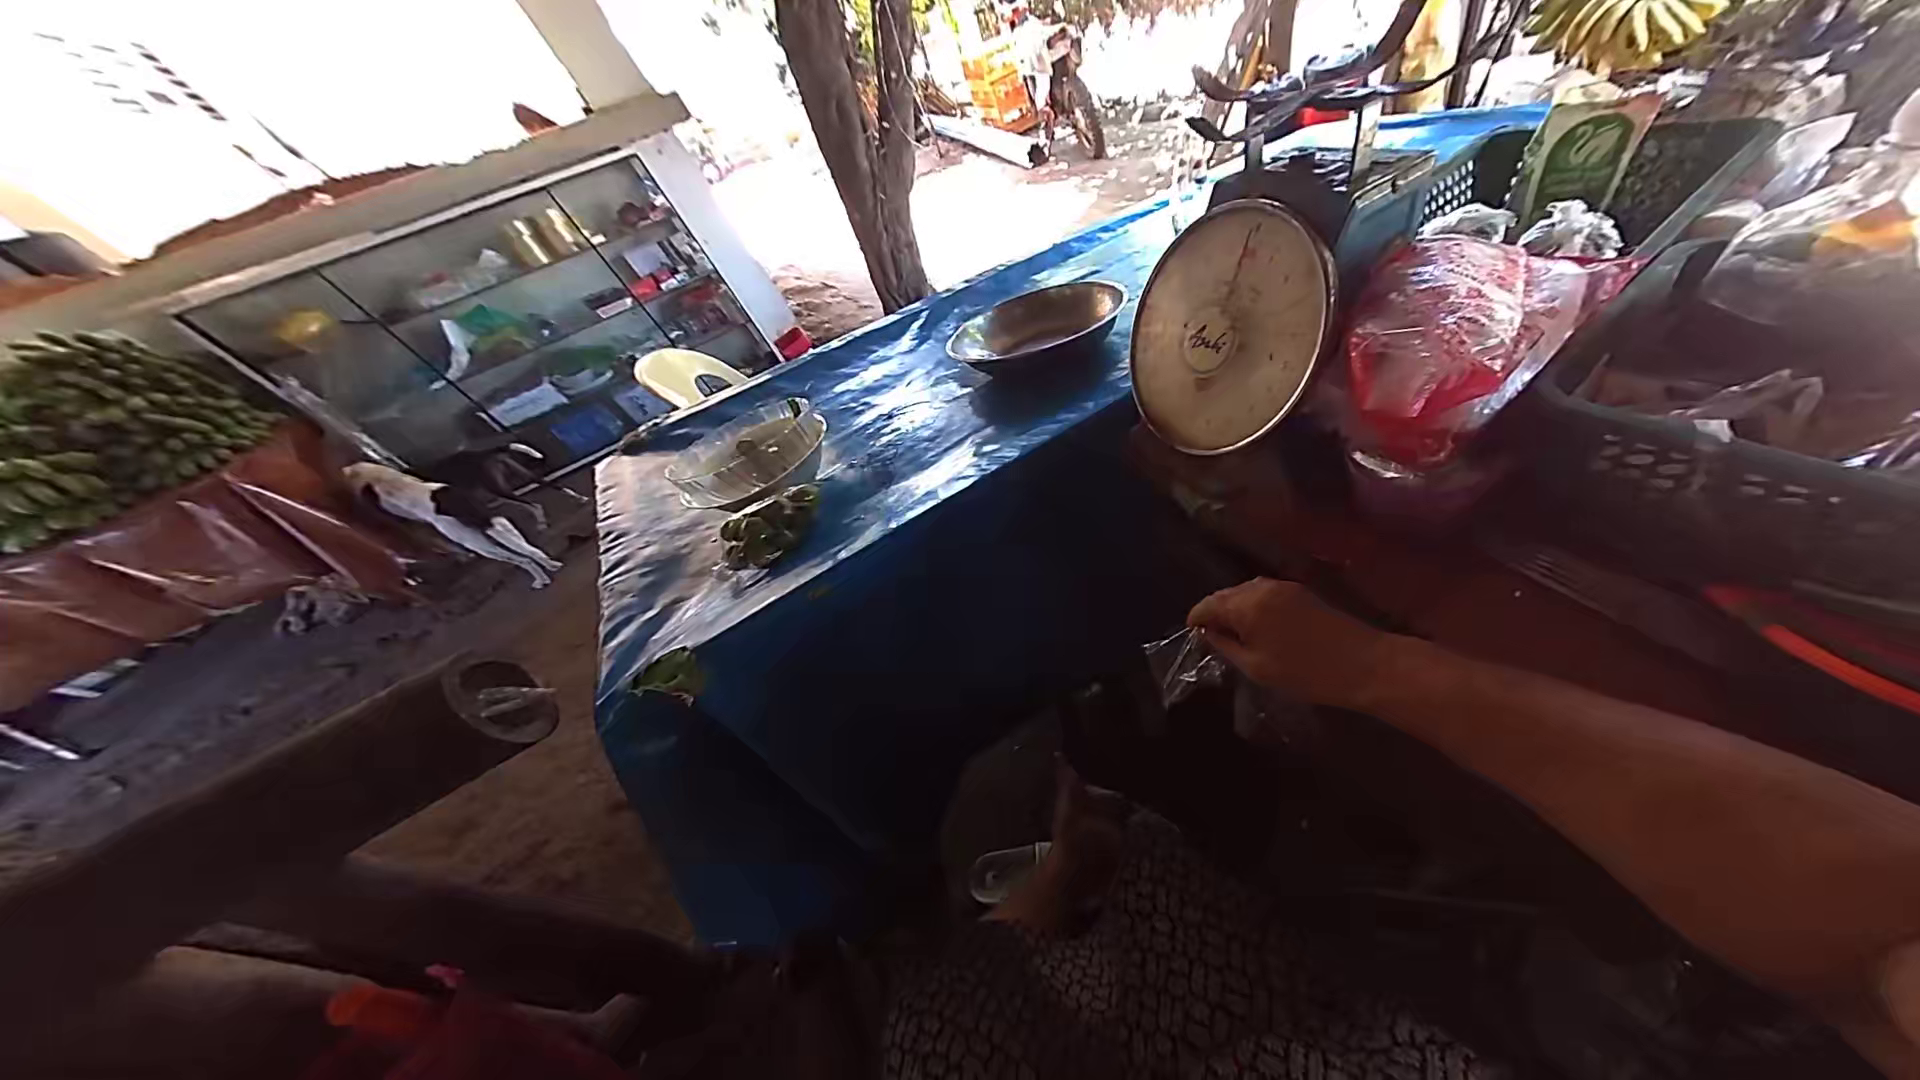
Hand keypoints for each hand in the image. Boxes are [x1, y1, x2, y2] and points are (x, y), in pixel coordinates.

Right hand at [1187, 578, 1395, 707]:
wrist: (1367, 665)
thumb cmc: (1306, 672)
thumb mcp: (1256, 667)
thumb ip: (1225, 646)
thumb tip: (1207, 634)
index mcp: (1246, 604)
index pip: (1207, 605)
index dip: (1196, 621)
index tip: (1194, 637)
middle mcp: (1261, 587)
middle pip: (1224, 595)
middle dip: (1214, 613)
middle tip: (1212, 638)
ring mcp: (1283, 587)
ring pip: (1244, 593)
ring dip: (1234, 609)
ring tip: (1235, 635)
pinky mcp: (1300, 592)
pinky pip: (1263, 594)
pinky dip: (1253, 606)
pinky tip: (1259, 627)